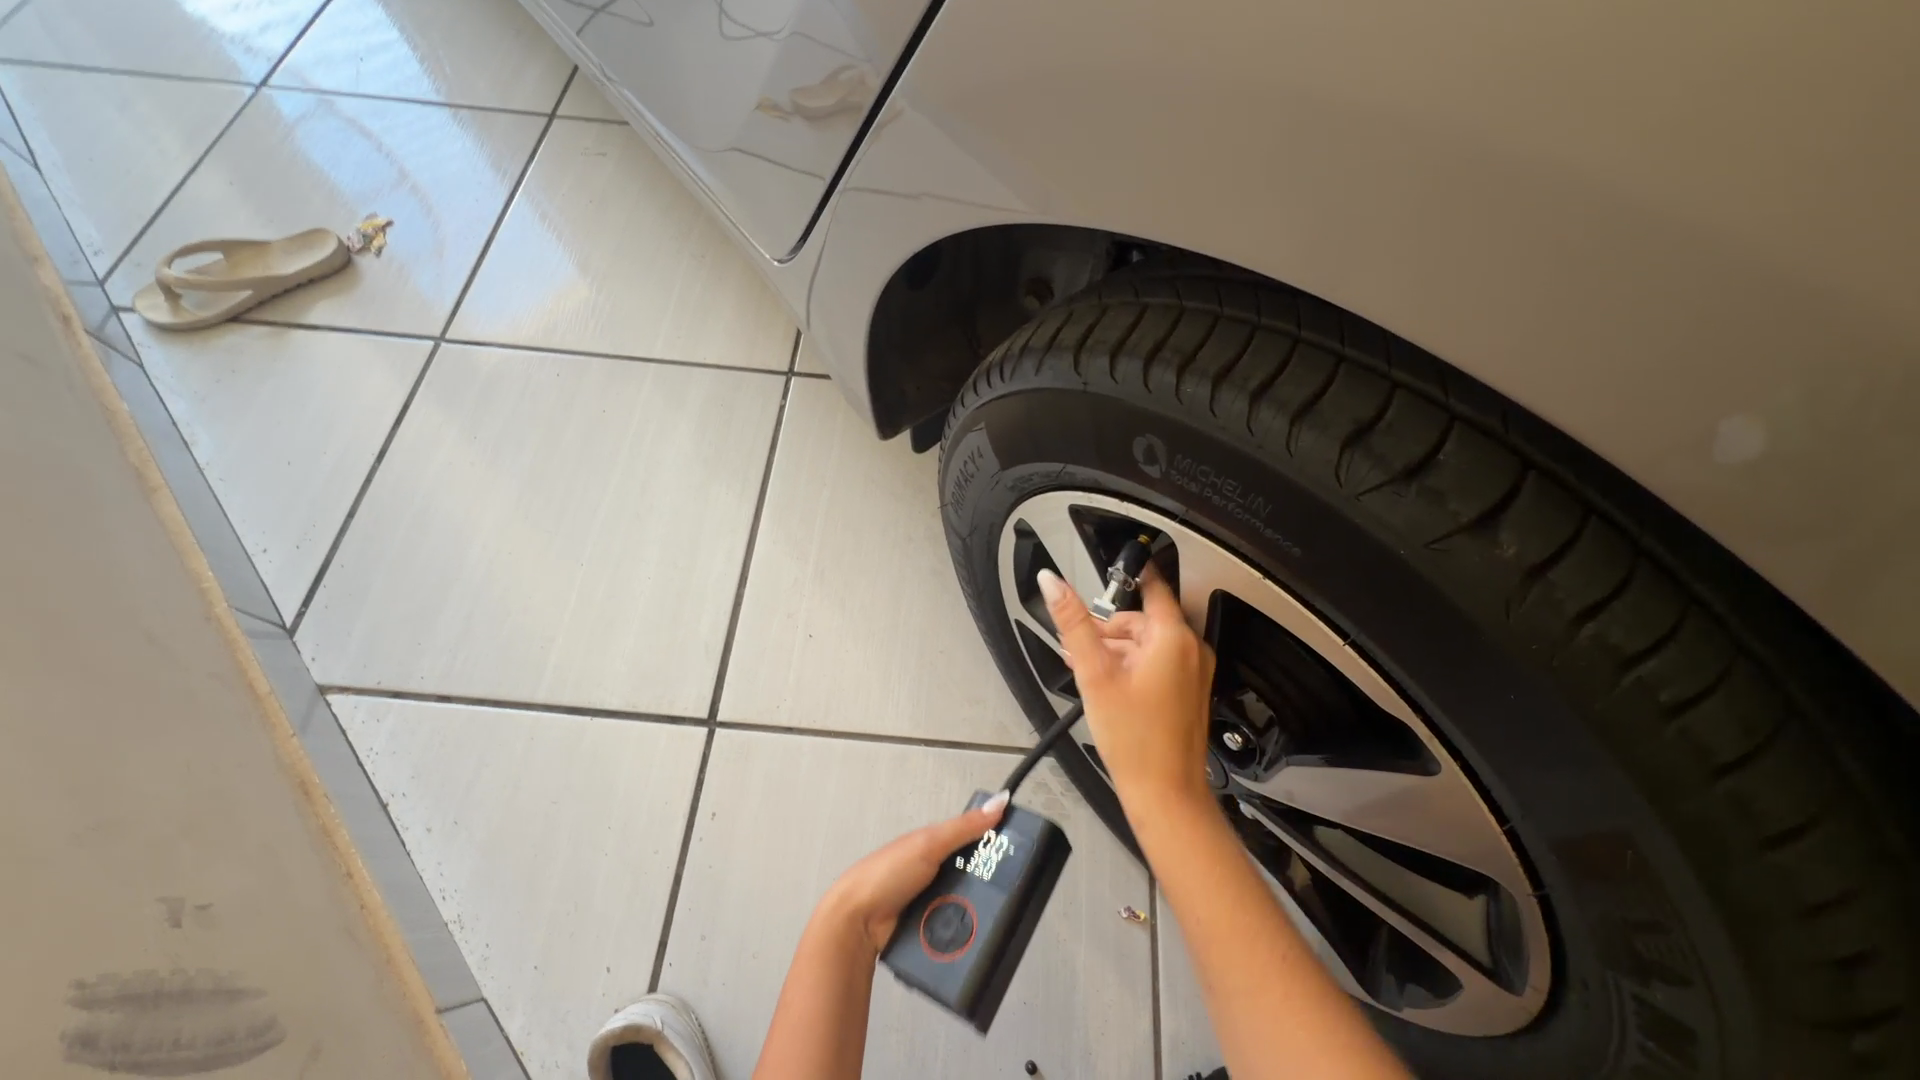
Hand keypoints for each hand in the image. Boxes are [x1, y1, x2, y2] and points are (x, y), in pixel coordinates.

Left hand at [819, 792, 1009, 953]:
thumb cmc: (886, 872)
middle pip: (973, 879)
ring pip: (966, 907)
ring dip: (977, 913)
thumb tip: (1000, 801)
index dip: (995, 847)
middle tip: (1013, 895)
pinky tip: (978, 937)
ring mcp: (930, 904)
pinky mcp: (928, 931)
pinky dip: (963, 932)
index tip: (1021, 855)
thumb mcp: (928, 843)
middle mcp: (934, 874)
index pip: (972, 843)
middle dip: (988, 888)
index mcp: (933, 846)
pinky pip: (955, 930)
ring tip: (1001, 920)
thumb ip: (964, 827)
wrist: (856, 921)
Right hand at [1038, 565, 1215, 809]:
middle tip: (1077, 646)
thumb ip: (1073, 624)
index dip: (1129, 574)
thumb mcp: (1095, 674)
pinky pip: (1159, 665)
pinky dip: (1132, 667)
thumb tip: (1053, 583)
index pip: (1152, 586)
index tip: (1115, 566)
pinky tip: (1108, 686)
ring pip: (1149, 645)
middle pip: (1144, 621)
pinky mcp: (1190, 693)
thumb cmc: (1135, 740)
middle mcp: (1191, 650)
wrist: (1164, 793)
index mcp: (1173, 638)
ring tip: (1086, 671)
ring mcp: (1194, 673)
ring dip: (1117, 650)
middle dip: (1108, 630)